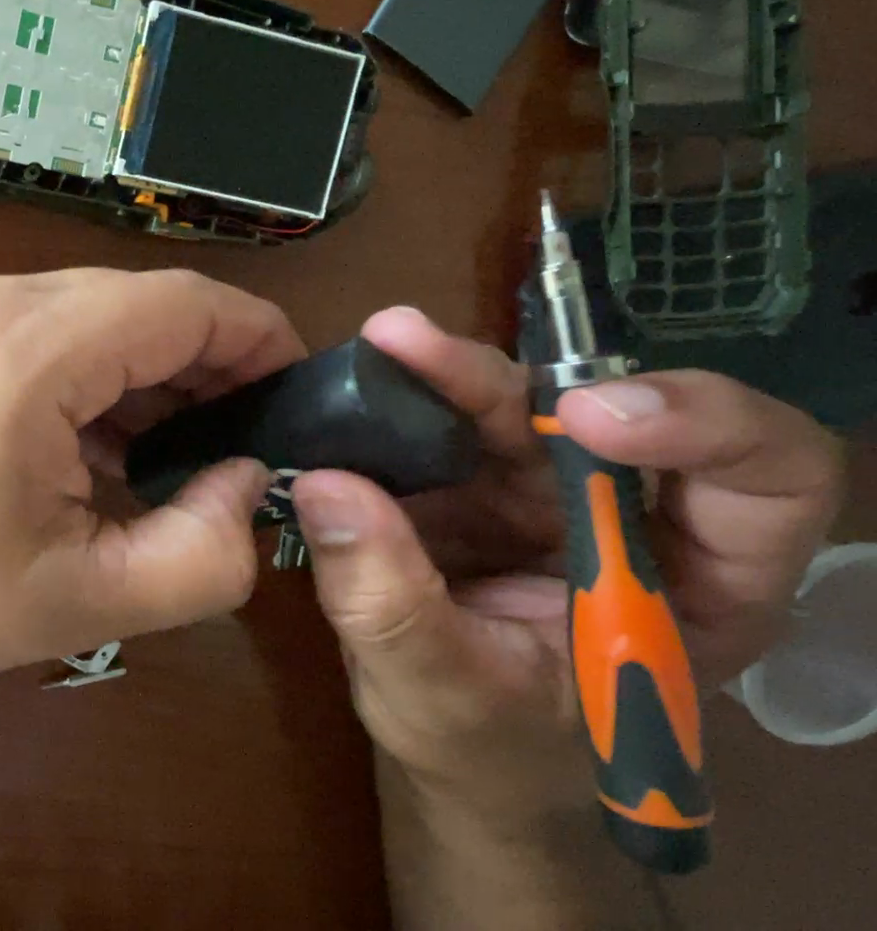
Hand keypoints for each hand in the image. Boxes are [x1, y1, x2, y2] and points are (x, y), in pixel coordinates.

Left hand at [0, 269, 305, 682]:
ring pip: (90, 320)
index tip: (301, 407)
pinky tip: (90, 458)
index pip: (190, 301)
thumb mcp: (76, 601)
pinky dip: (87, 384)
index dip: (263, 344)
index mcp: (30, 344)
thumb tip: (245, 480)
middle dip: (208, 370)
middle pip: (140, 305)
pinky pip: (38, 337)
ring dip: (144, 382)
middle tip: (240, 456)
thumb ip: (202, 551)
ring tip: (171, 469)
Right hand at [291, 307, 845, 818]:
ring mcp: (545, 492)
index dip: (700, 424)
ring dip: (444, 371)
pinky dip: (399, 396)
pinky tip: (353, 385)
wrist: (448, 744)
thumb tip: (325, 487)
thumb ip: (390, 604)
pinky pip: (444, 419)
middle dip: (507, 377)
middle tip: (405, 342)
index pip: (762, 478)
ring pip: (514, 400)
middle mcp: (630, 517)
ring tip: (377, 346)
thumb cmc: (481, 742)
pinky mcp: (472, 480)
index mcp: (693, 586)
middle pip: (602, 412)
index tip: (587, 416)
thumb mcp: (439, 692)